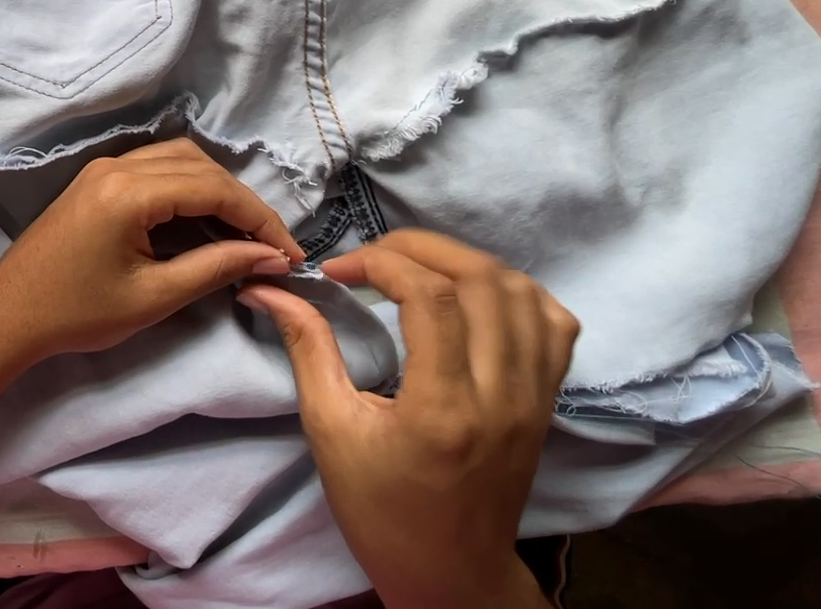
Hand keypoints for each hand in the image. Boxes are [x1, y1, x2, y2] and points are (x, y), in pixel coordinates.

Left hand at [0, 138, 301, 367]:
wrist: (10, 314)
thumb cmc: (78, 313)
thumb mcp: (154, 296)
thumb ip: (215, 267)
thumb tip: (270, 256)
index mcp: (127, 192)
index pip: (213, 188)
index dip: (259, 219)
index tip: (289, 254)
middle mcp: (115, 167)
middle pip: (199, 166)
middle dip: (241, 202)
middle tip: (268, 247)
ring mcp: (102, 170)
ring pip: (177, 160)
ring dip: (215, 190)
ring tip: (241, 236)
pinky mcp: (96, 181)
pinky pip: (153, 169)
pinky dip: (186, 189)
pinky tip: (202, 223)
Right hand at [240, 231, 577, 608]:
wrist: (451, 571)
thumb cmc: (378, 505)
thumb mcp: (329, 426)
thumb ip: (306, 346)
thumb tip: (267, 289)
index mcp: (444, 407)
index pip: (430, 298)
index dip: (378, 263)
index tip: (336, 271)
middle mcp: (503, 396)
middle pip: (483, 280)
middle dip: (418, 248)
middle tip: (371, 257)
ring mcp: (537, 398)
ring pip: (523, 292)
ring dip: (462, 262)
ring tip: (413, 268)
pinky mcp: (548, 401)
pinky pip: (553, 322)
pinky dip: (513, 290)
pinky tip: (469, 294)